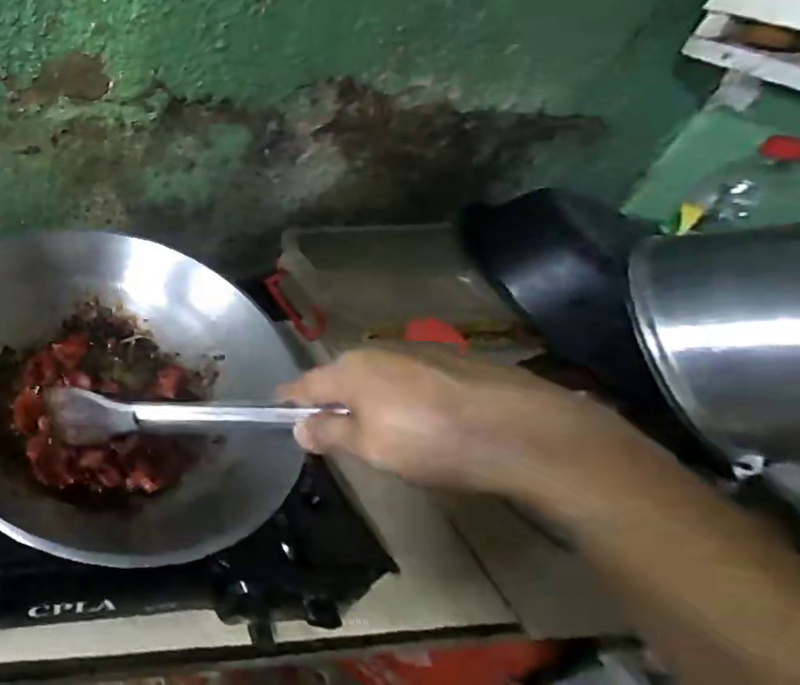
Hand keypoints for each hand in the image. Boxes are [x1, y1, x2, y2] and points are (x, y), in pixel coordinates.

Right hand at [277, 347, 645, 502]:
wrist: (521, 429)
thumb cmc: (432, 441)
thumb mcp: (372, 448)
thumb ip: (331, 434)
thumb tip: (299, 427)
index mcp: (349, 370)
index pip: (304, 384)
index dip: (289, 399)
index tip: (277, 408)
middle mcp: (375, 352)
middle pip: (341, 377)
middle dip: (334, 401)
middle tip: (337, 432)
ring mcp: (414, 351)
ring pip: (377, 376)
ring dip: (372, 399)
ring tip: (385, 432)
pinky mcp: (449, 361)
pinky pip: (409, 378)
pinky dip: (404, 397)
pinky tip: (426, 422)